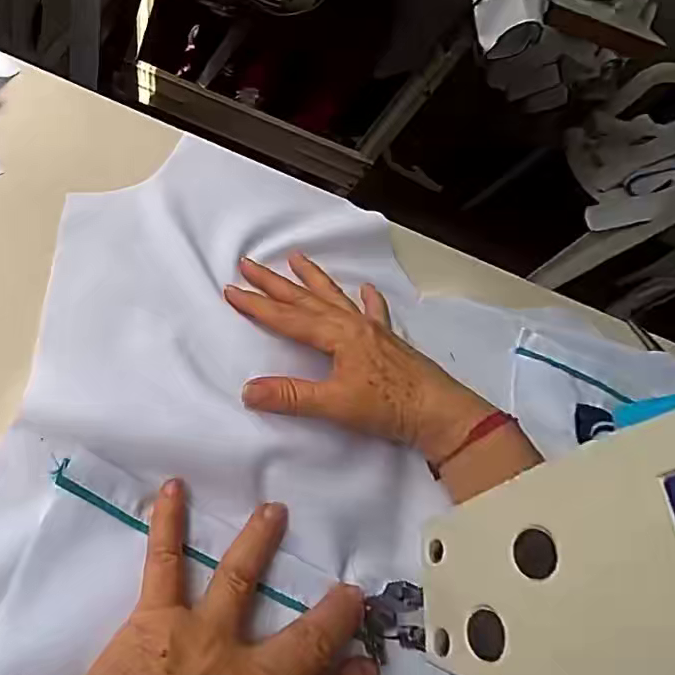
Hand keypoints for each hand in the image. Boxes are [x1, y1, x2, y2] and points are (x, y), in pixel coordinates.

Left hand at [35, 480, 377, 674]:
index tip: (369, 666)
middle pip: (305, 644)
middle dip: (332, 617)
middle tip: (350, 591)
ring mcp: (204, 642)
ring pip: (243, 583)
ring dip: (260, 543)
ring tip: (275, 511)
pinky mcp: (155, 618)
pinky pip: (165, 561)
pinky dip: (168, 522)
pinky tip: (172, 488)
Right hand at [224, 252, 496, 464]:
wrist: (444, 416)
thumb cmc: (390, 407)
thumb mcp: (333, 405)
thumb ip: (289, 396)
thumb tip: (247, 391)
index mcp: (337, 336)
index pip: (286, 317)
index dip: (255, 304)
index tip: (231, 290)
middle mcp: (351, 326)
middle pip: (304, 298)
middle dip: (273, 282)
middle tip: (249, 264)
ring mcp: (371, 331)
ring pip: (334, 298)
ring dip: (313, 278)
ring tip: (296, 258)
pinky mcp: (388, 342)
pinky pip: (373, 312)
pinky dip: (368, 300)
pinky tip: (366, 289)